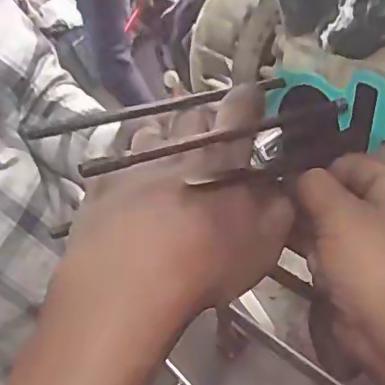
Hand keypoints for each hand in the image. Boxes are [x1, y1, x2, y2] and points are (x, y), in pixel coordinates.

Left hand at [62, 83, 295, 319]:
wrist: (130, 284)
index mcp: (222, 155)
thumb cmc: (208, 263)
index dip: (252, 101)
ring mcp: (134, 159)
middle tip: (217, 143)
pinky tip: (138, 184)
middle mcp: (177, 145)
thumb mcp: (264, 243)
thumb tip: (281, 186)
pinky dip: (134, 163)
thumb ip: (279, 207)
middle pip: (194, 114)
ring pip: (155, 130)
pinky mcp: (102, 182)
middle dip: (208, 120)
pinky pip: (121, 158)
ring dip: (168, 138)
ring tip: (175, 161)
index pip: (241, 109)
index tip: (256, 101)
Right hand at [293, 155, 384, 371]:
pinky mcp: (360, 275)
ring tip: (299, 244)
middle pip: (340, 196)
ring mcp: (375, 248)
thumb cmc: (368, 264)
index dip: (321, 169)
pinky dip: (318, 260)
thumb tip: (299, 175)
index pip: (353, 162)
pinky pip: (331, 256)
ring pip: (331, 227)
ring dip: (312, 236)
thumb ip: (314, 184)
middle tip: (286, 213)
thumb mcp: (338, 212)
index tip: (289, 182)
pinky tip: (310, 268)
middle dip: (312, 205)